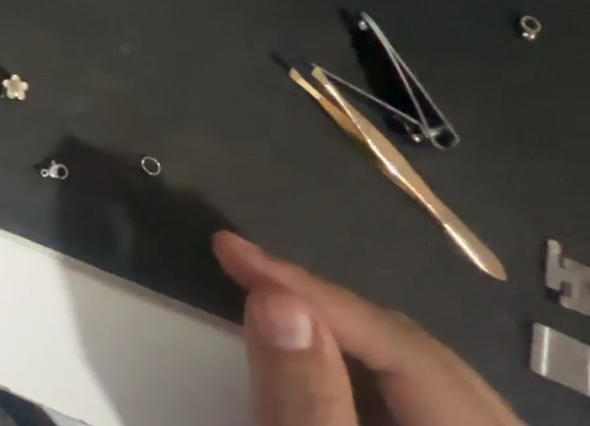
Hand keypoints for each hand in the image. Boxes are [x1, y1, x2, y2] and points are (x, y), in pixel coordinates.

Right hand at [213, 231, 522, 425]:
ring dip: (332, 330)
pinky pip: (409, 396)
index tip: (227, 247)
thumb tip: (275, 298)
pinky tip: (306, 354)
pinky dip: (350, 365)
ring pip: (413, 372)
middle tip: (241, 265)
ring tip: (263, 298)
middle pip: (416, 352)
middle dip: (322, 304)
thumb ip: (305, 394)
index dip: (308, 289)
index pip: (399, 342)